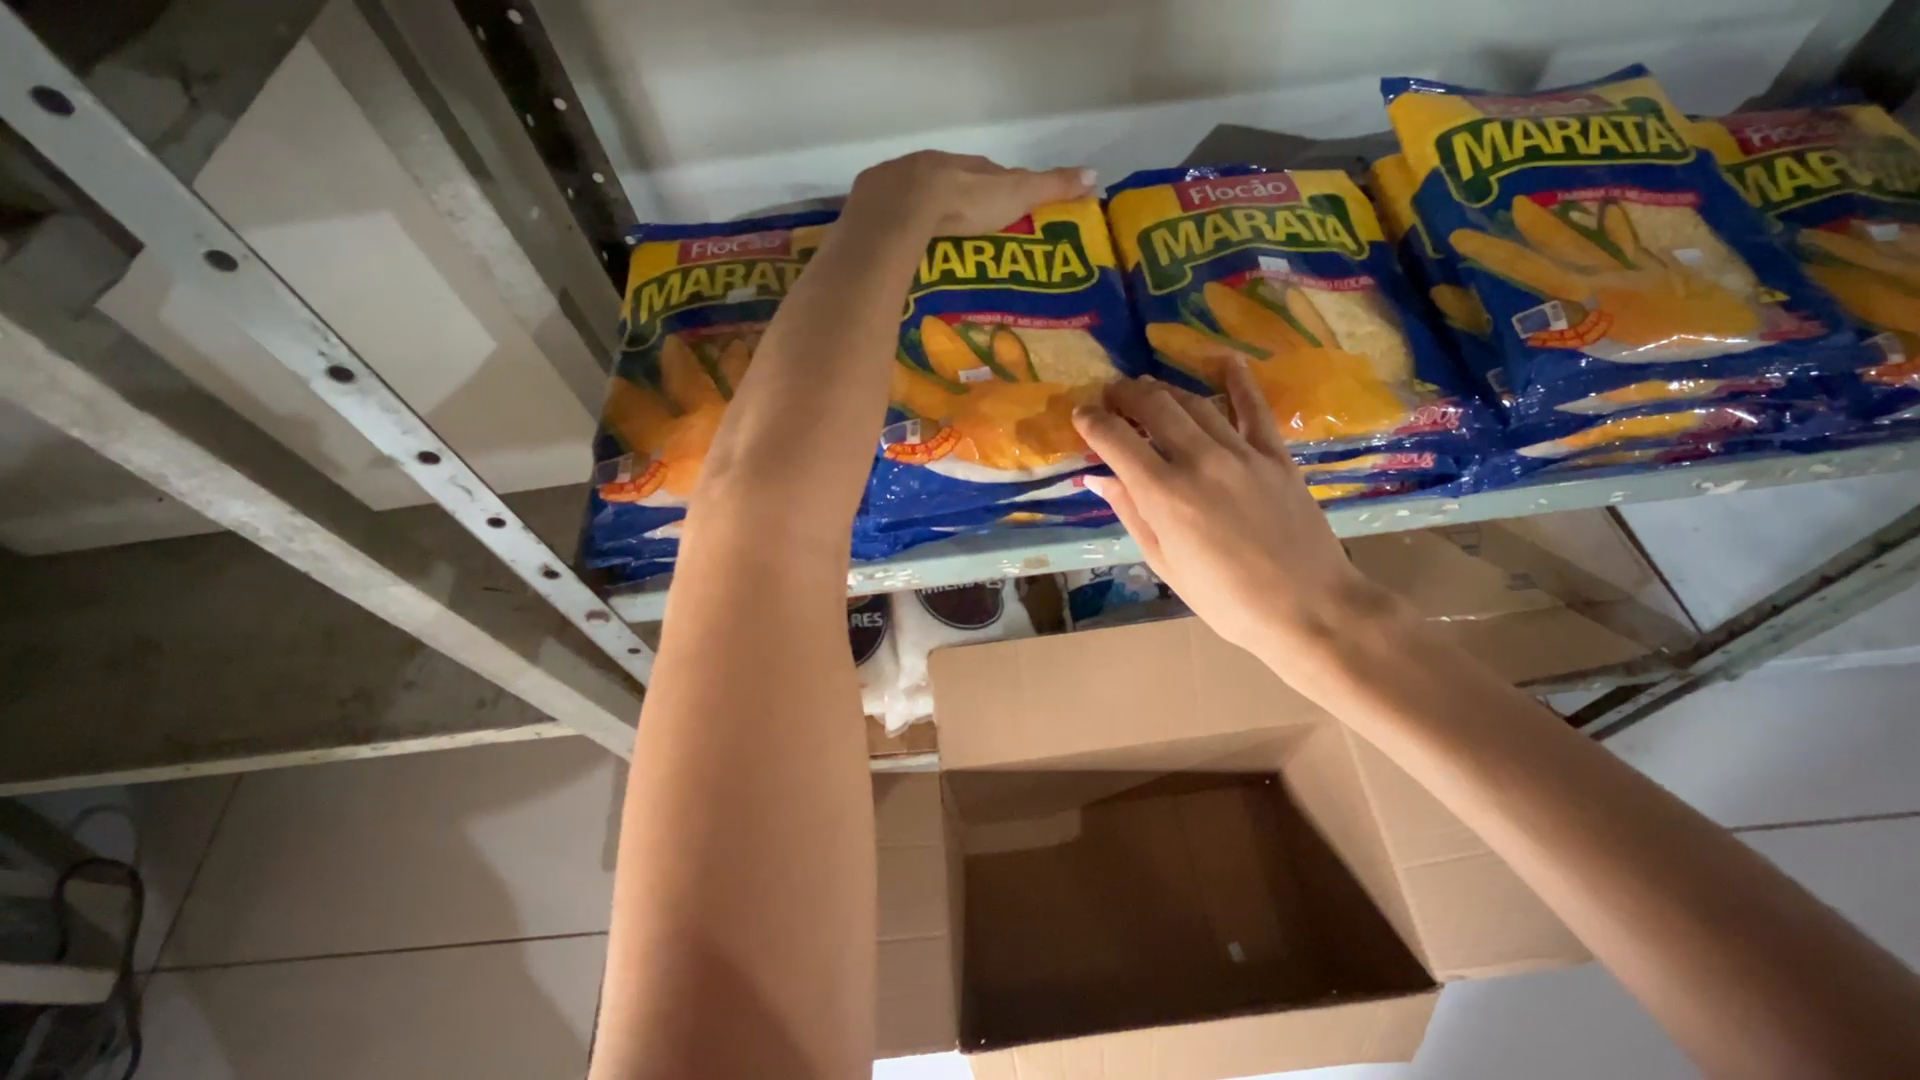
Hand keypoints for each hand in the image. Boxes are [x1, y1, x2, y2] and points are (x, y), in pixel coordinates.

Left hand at [845, 151, 1095, 236]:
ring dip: (923, 210)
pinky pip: (886, 211)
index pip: (986, 173)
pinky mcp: (870, 202)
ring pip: (915, 194)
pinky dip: (895, 223)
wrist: (902, 208)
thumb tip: (1094, 174)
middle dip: (958, 196)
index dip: (996, 187)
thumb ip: (1049, 187)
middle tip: (967, 224)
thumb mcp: (1014, 195)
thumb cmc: (963, 203)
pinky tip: (898, 240)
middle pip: (949, 179)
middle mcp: (930, 165)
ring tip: (933, 236)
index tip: (1003, 206)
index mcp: (965, 165)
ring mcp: (896, 181)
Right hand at [1071, 361, 1403, 664]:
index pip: (1116, 439)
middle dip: (1124, 395)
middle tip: (1110, 396)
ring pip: (1194, 403)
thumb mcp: (1166, 565)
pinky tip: (1223, 360)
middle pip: (1153, 407)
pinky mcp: (1276, 454)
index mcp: (1164, 495)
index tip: (1081, 415)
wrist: (1308, 608)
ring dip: (1164, 390)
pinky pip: (1253, 406)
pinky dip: (1237, 380)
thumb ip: (1132, 514)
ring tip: (1147, 389)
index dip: (1092, 421)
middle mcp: (1199, 461)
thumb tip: (1098, 479)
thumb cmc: (1226, 600)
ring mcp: (1242, 453)